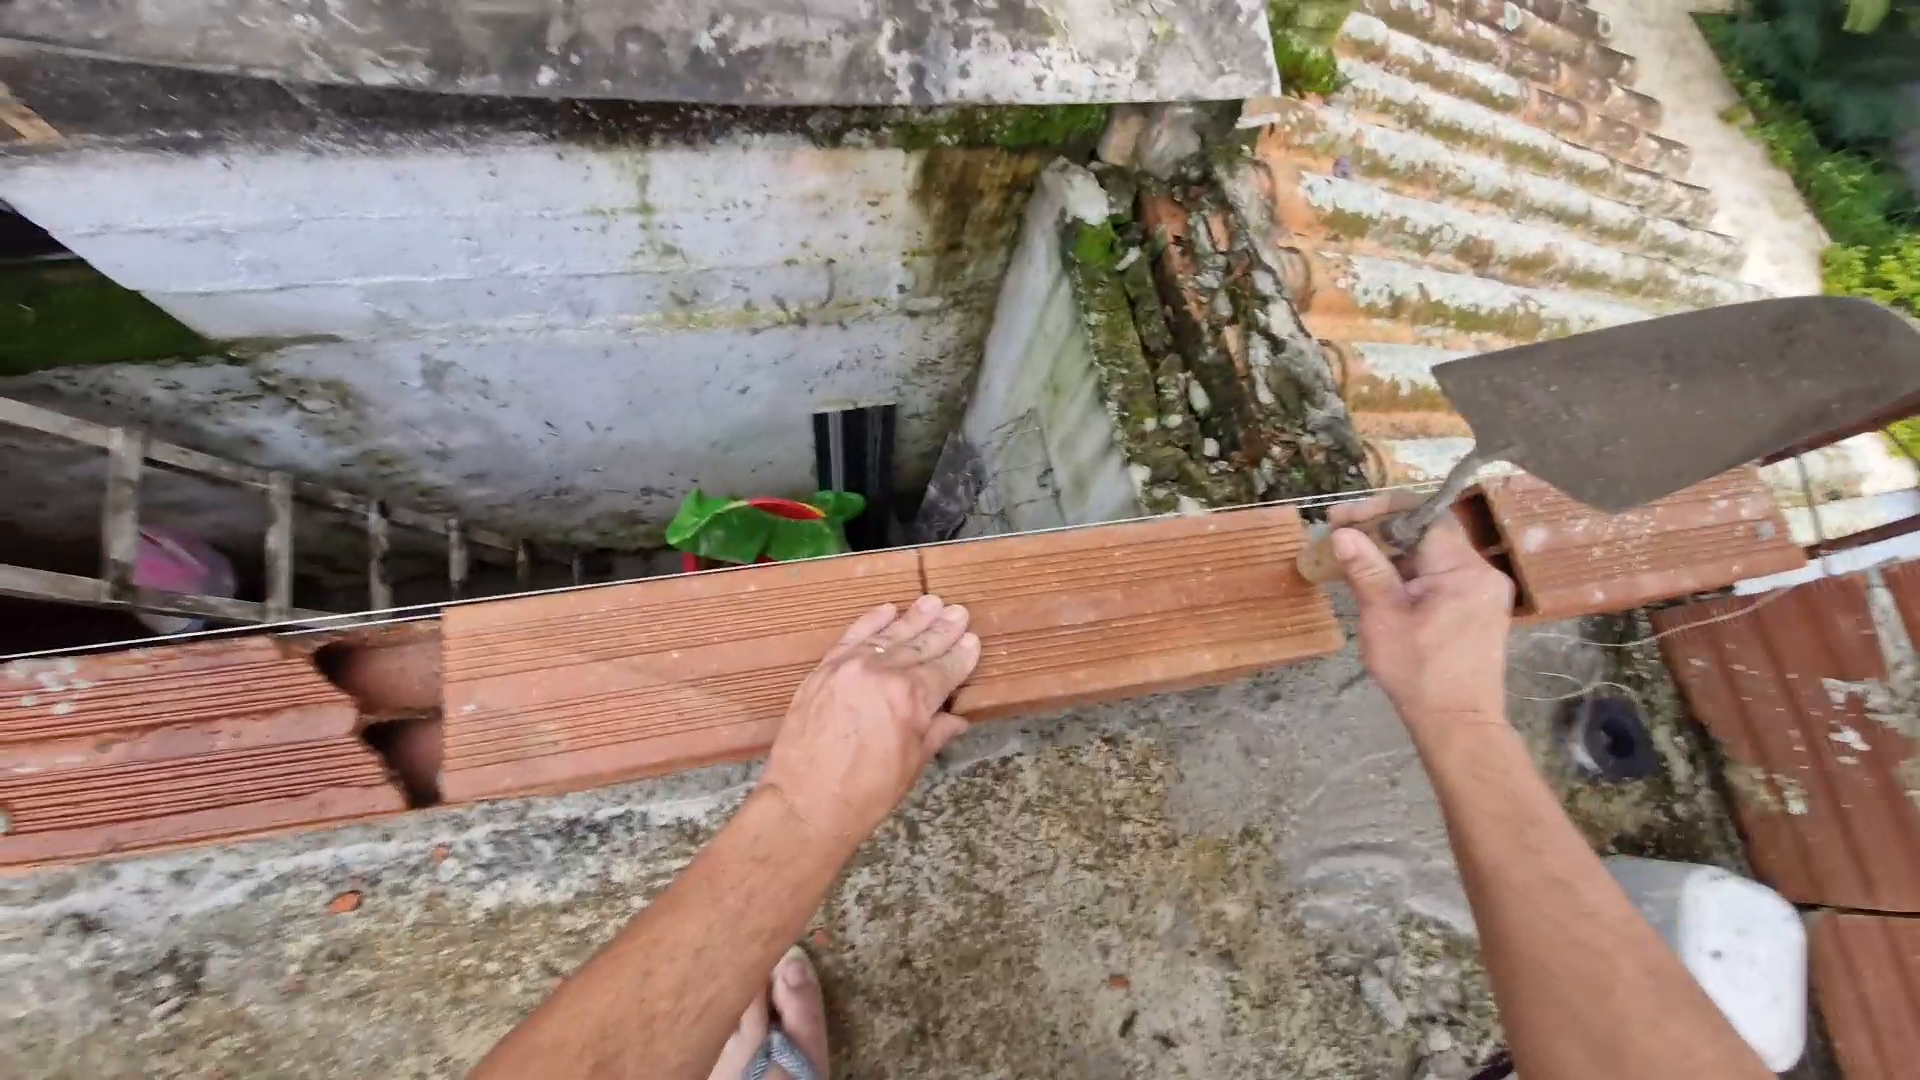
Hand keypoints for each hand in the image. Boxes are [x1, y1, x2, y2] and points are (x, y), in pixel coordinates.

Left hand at [759, 595, 981, 846]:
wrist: (805, 804)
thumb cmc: (867, 794)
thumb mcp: (912, 765)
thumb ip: (935, 732)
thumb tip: (956, 718)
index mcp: (911, 699)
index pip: (944, 670)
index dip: (961, 656)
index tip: (972, 640)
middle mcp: (883, 674)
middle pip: (920, 646)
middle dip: (942, 629)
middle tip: (959, 611)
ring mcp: (850, 667)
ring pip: (888, 636)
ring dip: (913, 618)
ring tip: (931, 602)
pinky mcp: (824, 669)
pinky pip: (852, 636)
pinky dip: (871, 621)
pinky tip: (888, 609)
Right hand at [1326, 496, 1513, 729]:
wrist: (1456, 721)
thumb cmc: (1418, 669)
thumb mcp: (1383, 616)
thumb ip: (1365, 569)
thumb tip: (1342, 532)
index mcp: (1464, 570)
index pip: (1422, 517)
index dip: (1378, 511)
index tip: (1339, 518)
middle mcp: (1481, 573)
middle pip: (1427, 533)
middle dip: (1380, 530)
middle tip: (1339, 535)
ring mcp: (1482, 592)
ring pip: (1430, 554)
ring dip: (1390, 552)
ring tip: (1351, 558)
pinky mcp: (1475, 609)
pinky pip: (1438, 576)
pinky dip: (1406, 573)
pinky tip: (1378, 583)